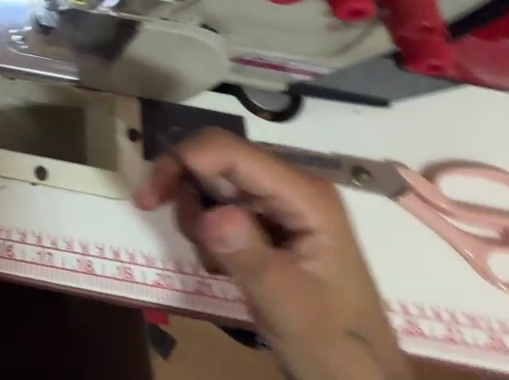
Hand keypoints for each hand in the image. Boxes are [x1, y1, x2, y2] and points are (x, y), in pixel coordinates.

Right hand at [135, 130, 410, 379]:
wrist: (358, 378)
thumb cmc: (331, 343)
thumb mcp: (286, 304)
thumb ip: (248, 256)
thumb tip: (210, 215)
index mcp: (304, 195)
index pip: (228, 151)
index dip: (182, 161)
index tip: (150, 198)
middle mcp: (291, 187)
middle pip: (215, 159)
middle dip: (183, 188)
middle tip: (155, 214)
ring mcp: (281, 204)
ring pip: (213, 182)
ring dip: (196, 215)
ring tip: (212, 260)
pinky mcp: (271, 221)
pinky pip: (221, 204)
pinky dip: (207, 229)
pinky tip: (221, 262)